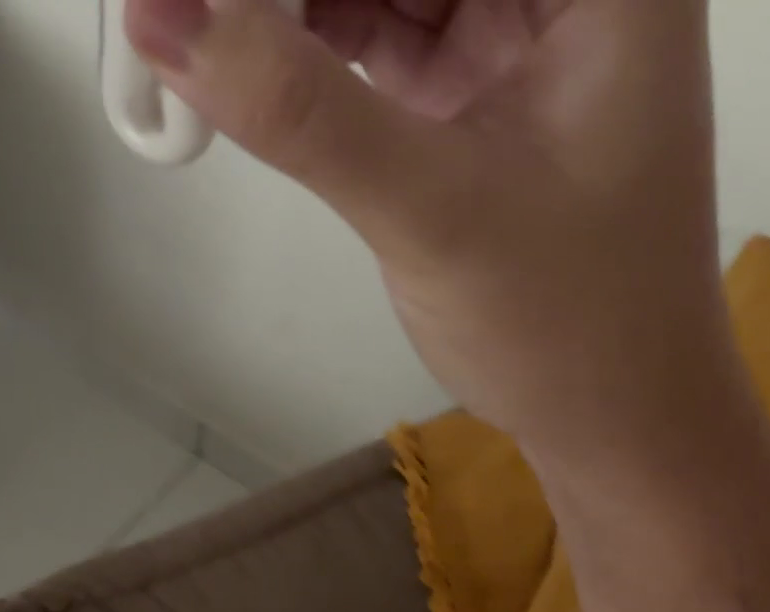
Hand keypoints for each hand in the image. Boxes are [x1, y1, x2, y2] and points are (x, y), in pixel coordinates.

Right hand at [128, 0, 740, 458]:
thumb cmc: (564, 323)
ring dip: (289, 9)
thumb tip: (161, 18)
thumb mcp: (432, 210)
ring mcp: (514, 35)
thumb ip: (299, 112)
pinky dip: (308, 51)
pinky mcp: (467, 93)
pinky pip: (375, 34)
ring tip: (201, 34)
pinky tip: (246, 67)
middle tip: (182, 11)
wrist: (607, 412)